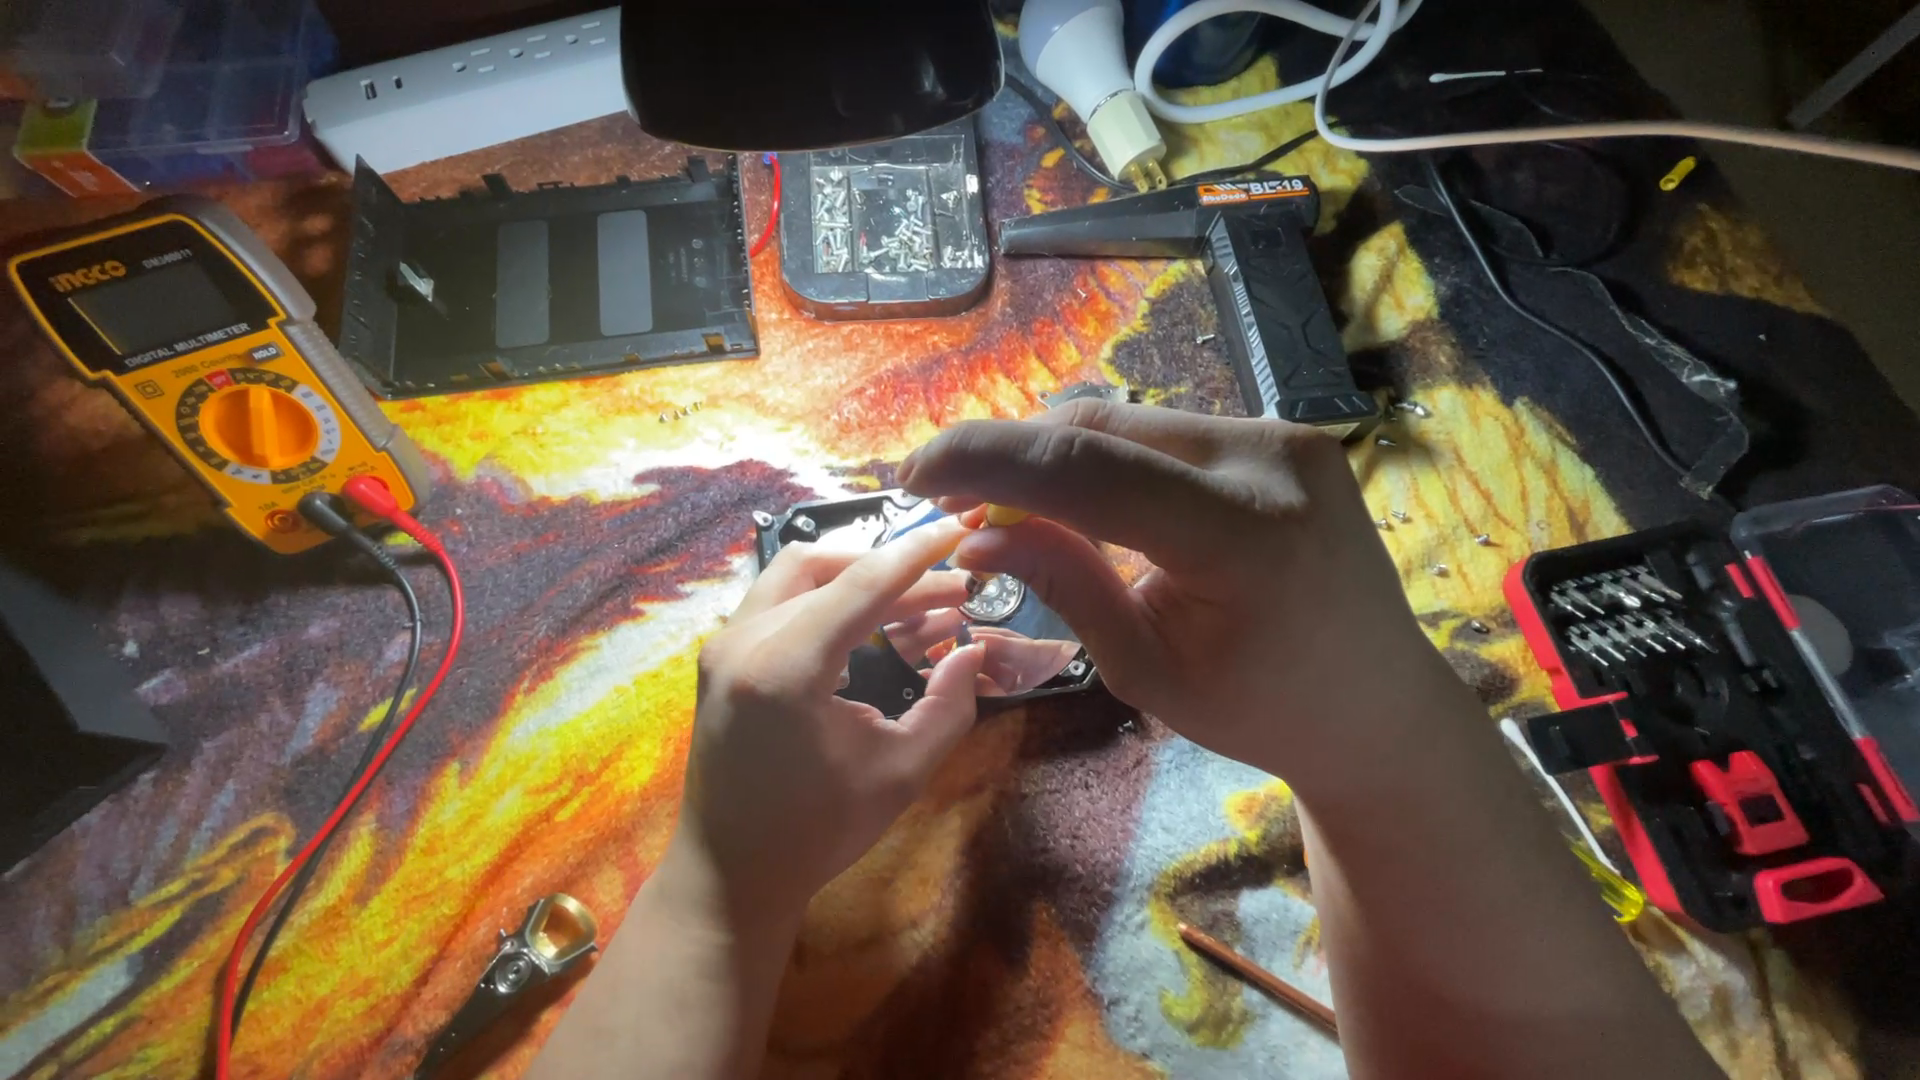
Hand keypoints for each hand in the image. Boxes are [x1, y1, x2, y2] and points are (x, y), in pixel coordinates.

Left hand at [671, 519, 988, 925]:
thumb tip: (973, 651)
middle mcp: (743, 641)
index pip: (862, 585)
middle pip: (826, 566)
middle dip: (893, 569)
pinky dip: (826, 596)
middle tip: (950, 591)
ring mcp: (723, 645)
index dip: (918, 555)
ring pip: (796, 573)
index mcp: (784, 669)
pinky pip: (778, 599)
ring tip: (913, 601)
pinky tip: (866, 624)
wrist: (732, 873)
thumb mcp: (901, 772)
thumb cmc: (817, 832)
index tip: (959, 530)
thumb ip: (949, 705)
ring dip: (856, 576)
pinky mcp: (720, 655)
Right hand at [897, 402, 1466, 790]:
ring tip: (1009, 502)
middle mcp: (1270, 459)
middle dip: (1010, 455)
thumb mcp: (1144, 666)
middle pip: (1099, 426)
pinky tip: (1078, 496)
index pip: (1084, 469)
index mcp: (1242, 536)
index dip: (986, 460)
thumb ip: (1062, 580)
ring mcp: (1283, 435)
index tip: (916, 473)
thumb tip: (976, 530)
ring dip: (1054, 454)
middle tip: (955, 499)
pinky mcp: (1280, 435)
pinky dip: (1104, 457)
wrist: (1378, 704)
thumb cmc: (1260, 710)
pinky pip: (1163, 431)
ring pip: (1127, 420)